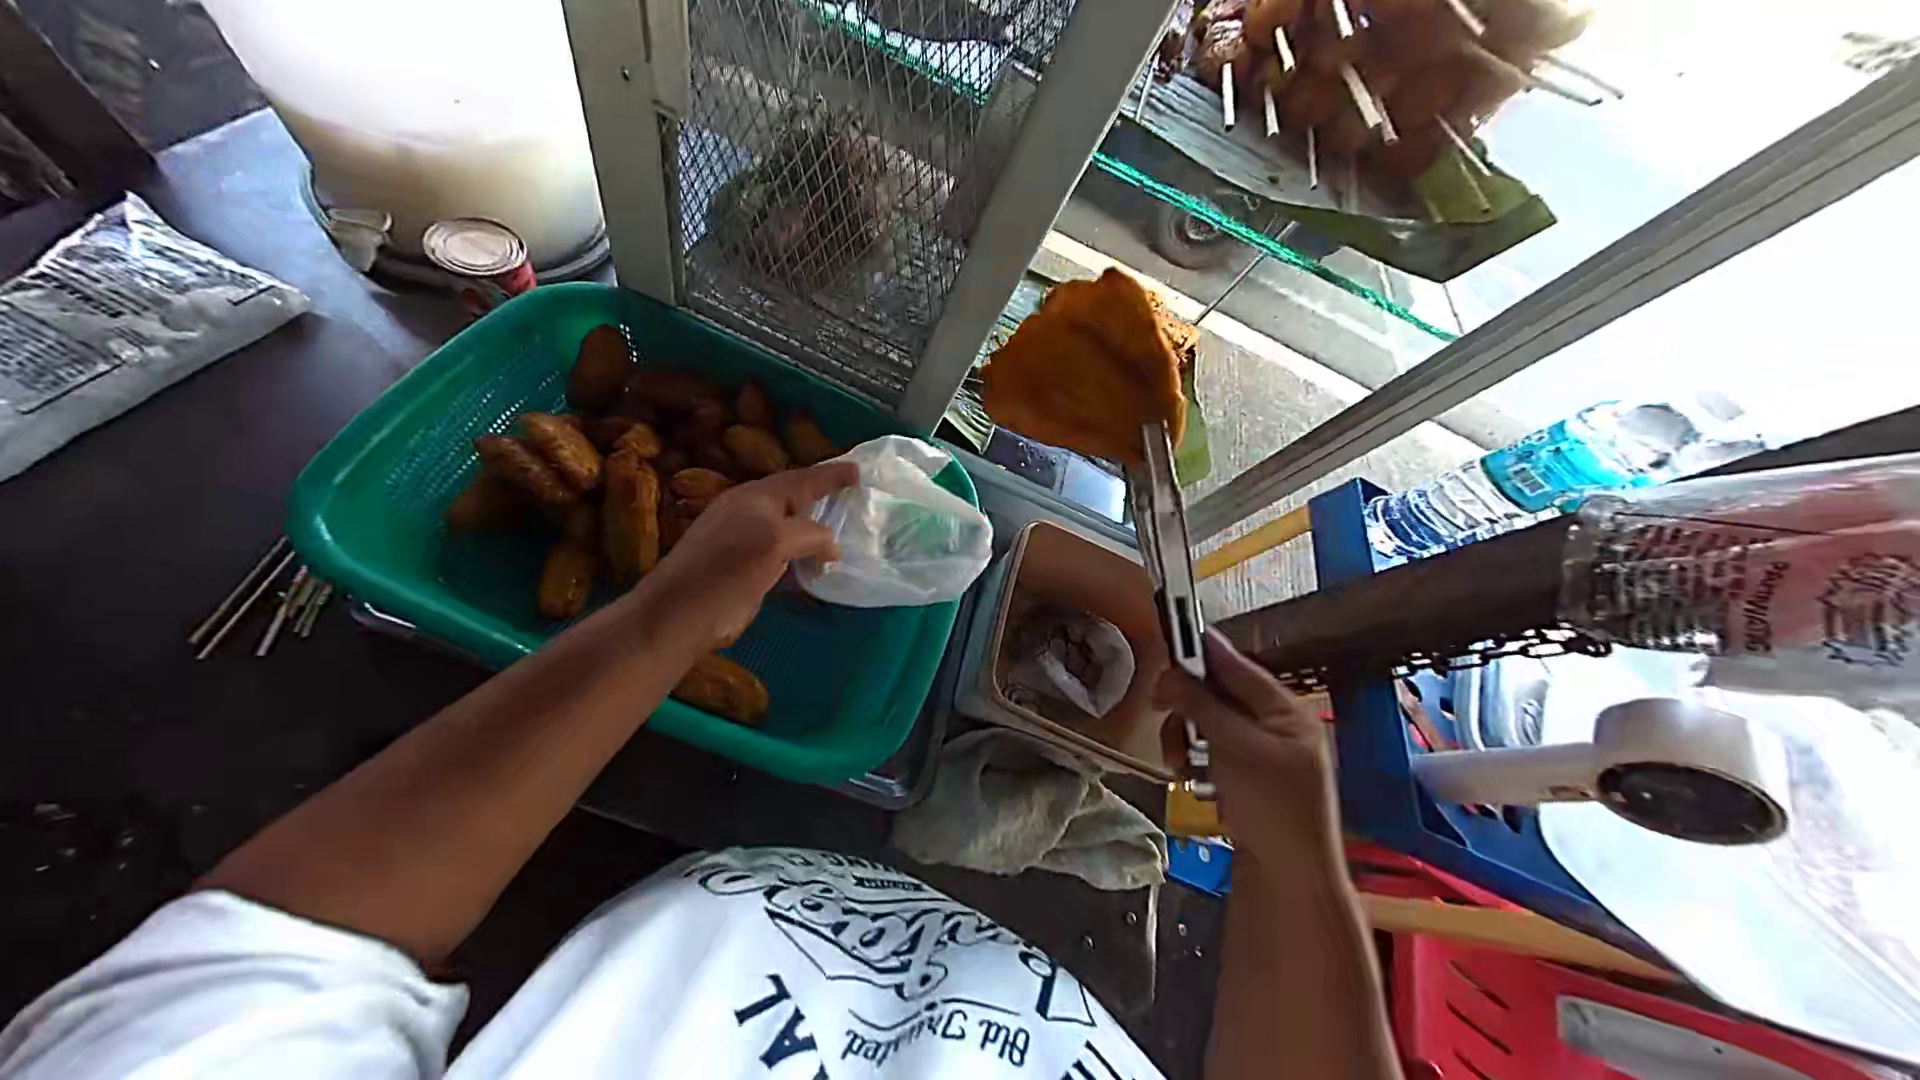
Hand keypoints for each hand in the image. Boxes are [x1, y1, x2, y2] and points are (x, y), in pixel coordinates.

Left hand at [623, 462, 859, 651]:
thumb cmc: (726, 570)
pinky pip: (787, 553)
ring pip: (792, 527)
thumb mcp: (774, 541)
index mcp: (756, 497)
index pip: (801, 479)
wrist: (682, 614)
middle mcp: (752, 513)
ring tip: (843, 532)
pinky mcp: (749, 569)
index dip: (830, 475)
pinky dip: (806, 555)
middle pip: (795, 499)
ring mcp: (748, 541)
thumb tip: (833, 548)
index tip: (858, 470)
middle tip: (852, 498)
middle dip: (822, 497)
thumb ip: (810, 535)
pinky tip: (818, 566)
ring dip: (816, 529)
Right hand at [1156, 630, 1341, 863]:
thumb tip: (1170, 671)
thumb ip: (1202, 706)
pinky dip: (1191, 758)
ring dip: (1183, 737)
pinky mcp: (1240, 773)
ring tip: (1179, 763)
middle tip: (1160, 708)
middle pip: (1215, 693)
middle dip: (1186, 704)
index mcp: (1284, 711)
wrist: (1289, 879)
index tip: (1168, 634)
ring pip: (1203, 722)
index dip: (1202, 650)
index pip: (1236, 665)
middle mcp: (1271, 724)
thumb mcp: (1236, 750)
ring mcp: (1256, 750)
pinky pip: (1205, 749)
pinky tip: (1188, 777)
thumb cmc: (1273, 809)